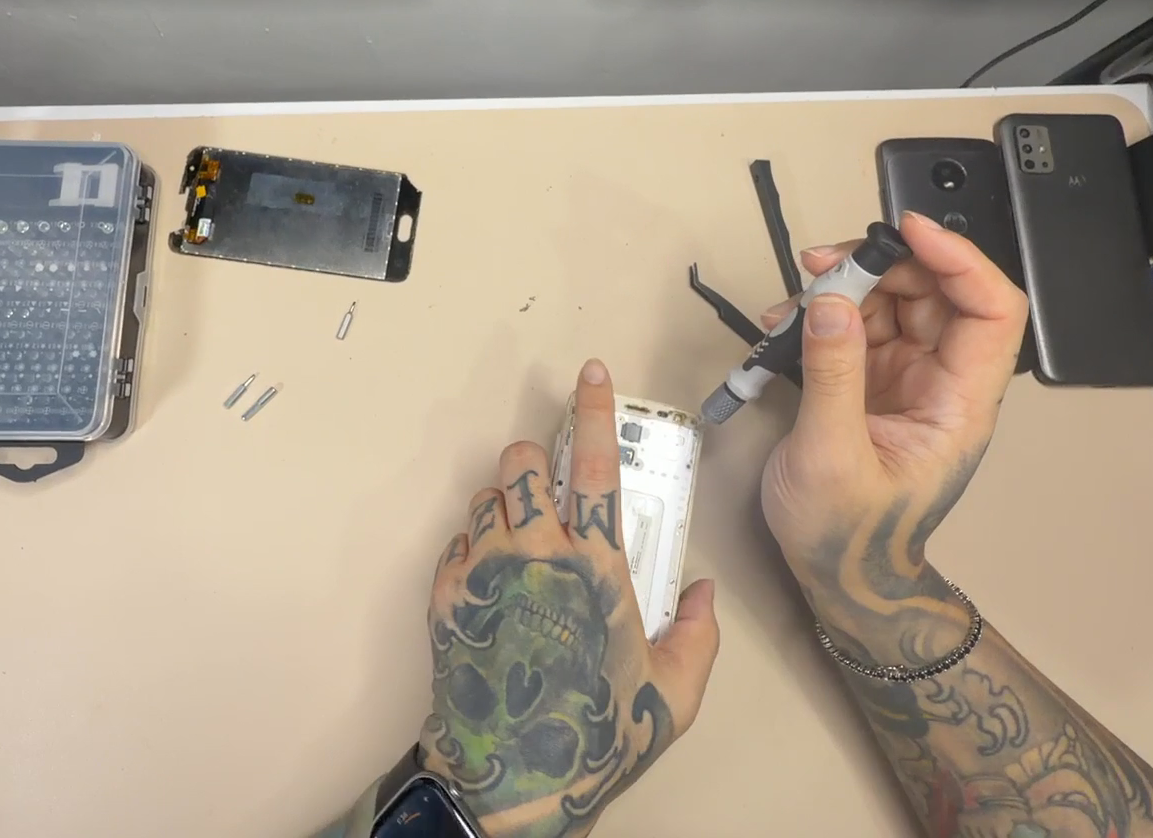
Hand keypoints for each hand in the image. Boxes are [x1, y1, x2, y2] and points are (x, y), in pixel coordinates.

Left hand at [419, 360, 719, 837]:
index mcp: (595, 564)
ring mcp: (484, 568)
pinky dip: (475, 550)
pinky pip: (457, 543)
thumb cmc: (596, 734)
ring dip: (504, 506)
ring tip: (520, 546)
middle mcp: (535, 551)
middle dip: (532, 460)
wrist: (510, 778)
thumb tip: (705, 591)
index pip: (597, 465)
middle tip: (544, 491)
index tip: (591, 373)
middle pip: (520, 461)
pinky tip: (493, 586)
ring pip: (485, 496)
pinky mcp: (448, 593)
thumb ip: (699, 636)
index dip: (595, 410)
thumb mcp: (670, 696)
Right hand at [758, 213, 1025, 649]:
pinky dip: (818, 318)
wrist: (837, 573)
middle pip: (931, 296)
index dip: (959, 260)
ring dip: (840, 290)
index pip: (989, 311)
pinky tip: (784, 325)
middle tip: (818, 266)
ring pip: (887, 305)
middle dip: (878, 268)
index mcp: (958, 403)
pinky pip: (851, 330)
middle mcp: (938, 382)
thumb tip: (830, 301)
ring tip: (790, 300)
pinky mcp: (866, 384)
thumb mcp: (831, 454)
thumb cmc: (846, 532)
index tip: (904, 231)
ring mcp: (902, 381)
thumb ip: (832, 374)